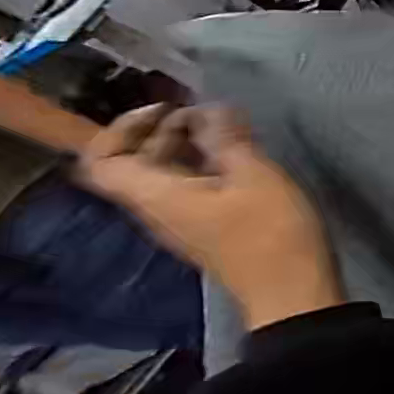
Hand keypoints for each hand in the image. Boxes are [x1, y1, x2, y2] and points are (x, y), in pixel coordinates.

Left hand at [79, 104, 344, 330]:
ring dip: (186, 148)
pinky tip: (239, 160)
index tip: (167, 106)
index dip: (124, 127)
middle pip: (135, 165)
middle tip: (205, 111)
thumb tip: (210, 109)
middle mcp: (156, 209)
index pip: (103, 158)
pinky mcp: (209, 229)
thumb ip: (228, 141)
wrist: (290, 286)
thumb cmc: (270, 230)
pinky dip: (204, 166)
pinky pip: (190, 189)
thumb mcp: (255, 176)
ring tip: (227, 129)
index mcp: (155, 195)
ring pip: (164, 177)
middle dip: (162, 132)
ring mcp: (183, 221)